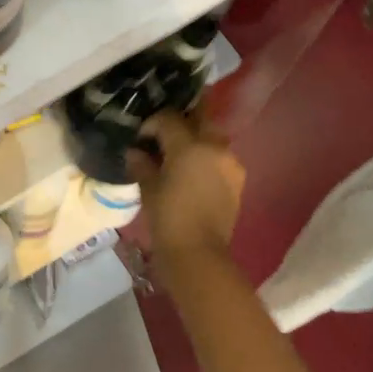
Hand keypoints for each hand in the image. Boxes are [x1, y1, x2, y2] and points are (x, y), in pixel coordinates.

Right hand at [126, 111, 244, 259]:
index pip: (168, 119)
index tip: (140, 137)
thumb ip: (141, 165)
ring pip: (212, 138)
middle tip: (163, 137)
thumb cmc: (167, 219)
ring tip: (177, 157)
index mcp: (190, 145)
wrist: (197, 252)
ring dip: (195, 141)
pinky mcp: (238, 179)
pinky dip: (206, 159)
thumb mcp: (148, 190)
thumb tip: (135, 152)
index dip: (151, 124)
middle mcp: (215, 146)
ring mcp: (230, 162)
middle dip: (180, 123)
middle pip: (198, 119)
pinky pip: (220, 158)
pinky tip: (192, 175)